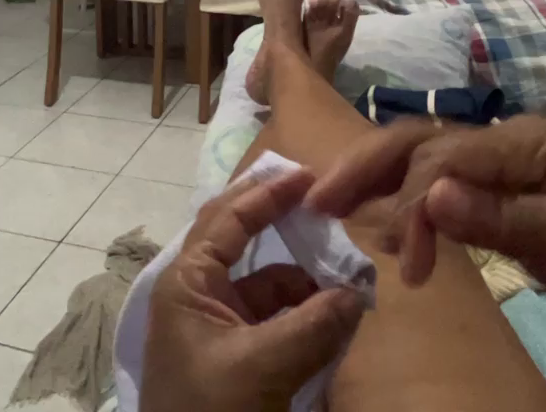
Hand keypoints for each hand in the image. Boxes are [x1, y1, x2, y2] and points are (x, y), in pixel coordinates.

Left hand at [143, 168, 367, 411]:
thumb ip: (313, 327)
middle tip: (324, 210)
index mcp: (186, 281)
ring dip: (304, 279)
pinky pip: (273, 319)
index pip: (227, 218)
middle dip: (283, 227)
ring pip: (264, 283)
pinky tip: (336, 316)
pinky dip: (304, 314)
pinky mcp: (235, 356)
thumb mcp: (261, 369)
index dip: (266, 193)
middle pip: (242, 241)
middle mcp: (197, 292)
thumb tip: (358, 292)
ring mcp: (216, 325)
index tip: (306, 175)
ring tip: (346, 276)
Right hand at [306, 116, 545, 352]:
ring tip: (337, 209)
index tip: (400, 260)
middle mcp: (509, 145)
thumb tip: (427, 193)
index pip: (443, 154)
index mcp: (526, 144)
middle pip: (421, 141)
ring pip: (427, 159)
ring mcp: (509, 170)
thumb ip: (504, 218)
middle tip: (318, 199)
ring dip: (381, 182)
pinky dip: (409, 202)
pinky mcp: (510, 199)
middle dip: (368, 166)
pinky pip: (447, 189)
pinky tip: (388, 222)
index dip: (409, 199)